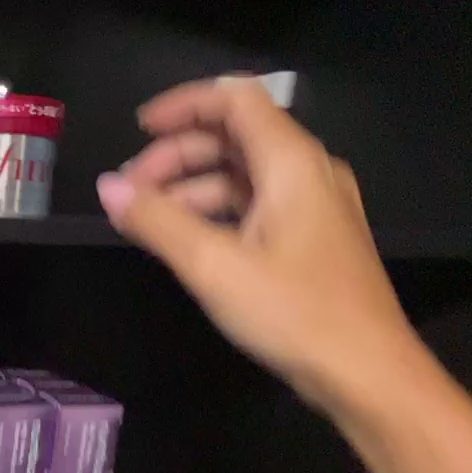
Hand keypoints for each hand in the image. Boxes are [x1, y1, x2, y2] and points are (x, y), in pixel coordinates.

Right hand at [96, 79, 432, 413]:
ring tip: (146, 221)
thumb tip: (107, 187)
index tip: (137, 129)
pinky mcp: (308, 238)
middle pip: (233, 138)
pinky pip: (252, 205)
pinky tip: (184, 241)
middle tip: (128, 192)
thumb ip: (156, 221)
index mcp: (291, 163)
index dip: (184, 104)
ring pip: (240, 175)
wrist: (364, 371)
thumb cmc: (292, 313)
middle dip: (175, 156)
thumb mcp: (212, 266)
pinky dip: (212, 212)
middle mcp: (306, 173)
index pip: (235, 101)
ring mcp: (311, 206)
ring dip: (189, 188)